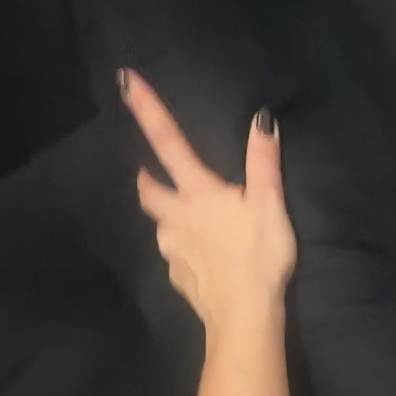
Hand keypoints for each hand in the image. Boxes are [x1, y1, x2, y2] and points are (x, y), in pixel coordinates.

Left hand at [122, 68, 296, 339]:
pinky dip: (184, 254)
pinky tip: (201, 262)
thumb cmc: (259, 255)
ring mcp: (174, 251)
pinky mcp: (180, 279)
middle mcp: (177, 218)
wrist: (245, 314)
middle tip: (150, 175)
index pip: (169, 143)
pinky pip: (176, 260)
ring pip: (162, 227)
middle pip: (148, 191)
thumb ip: (263, 161)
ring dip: (168, 219)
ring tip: (187, 224)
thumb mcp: (271, 204)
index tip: (124, 81)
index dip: (148, 110)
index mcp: (199, 193)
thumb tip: (261, 117)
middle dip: (146, 179)